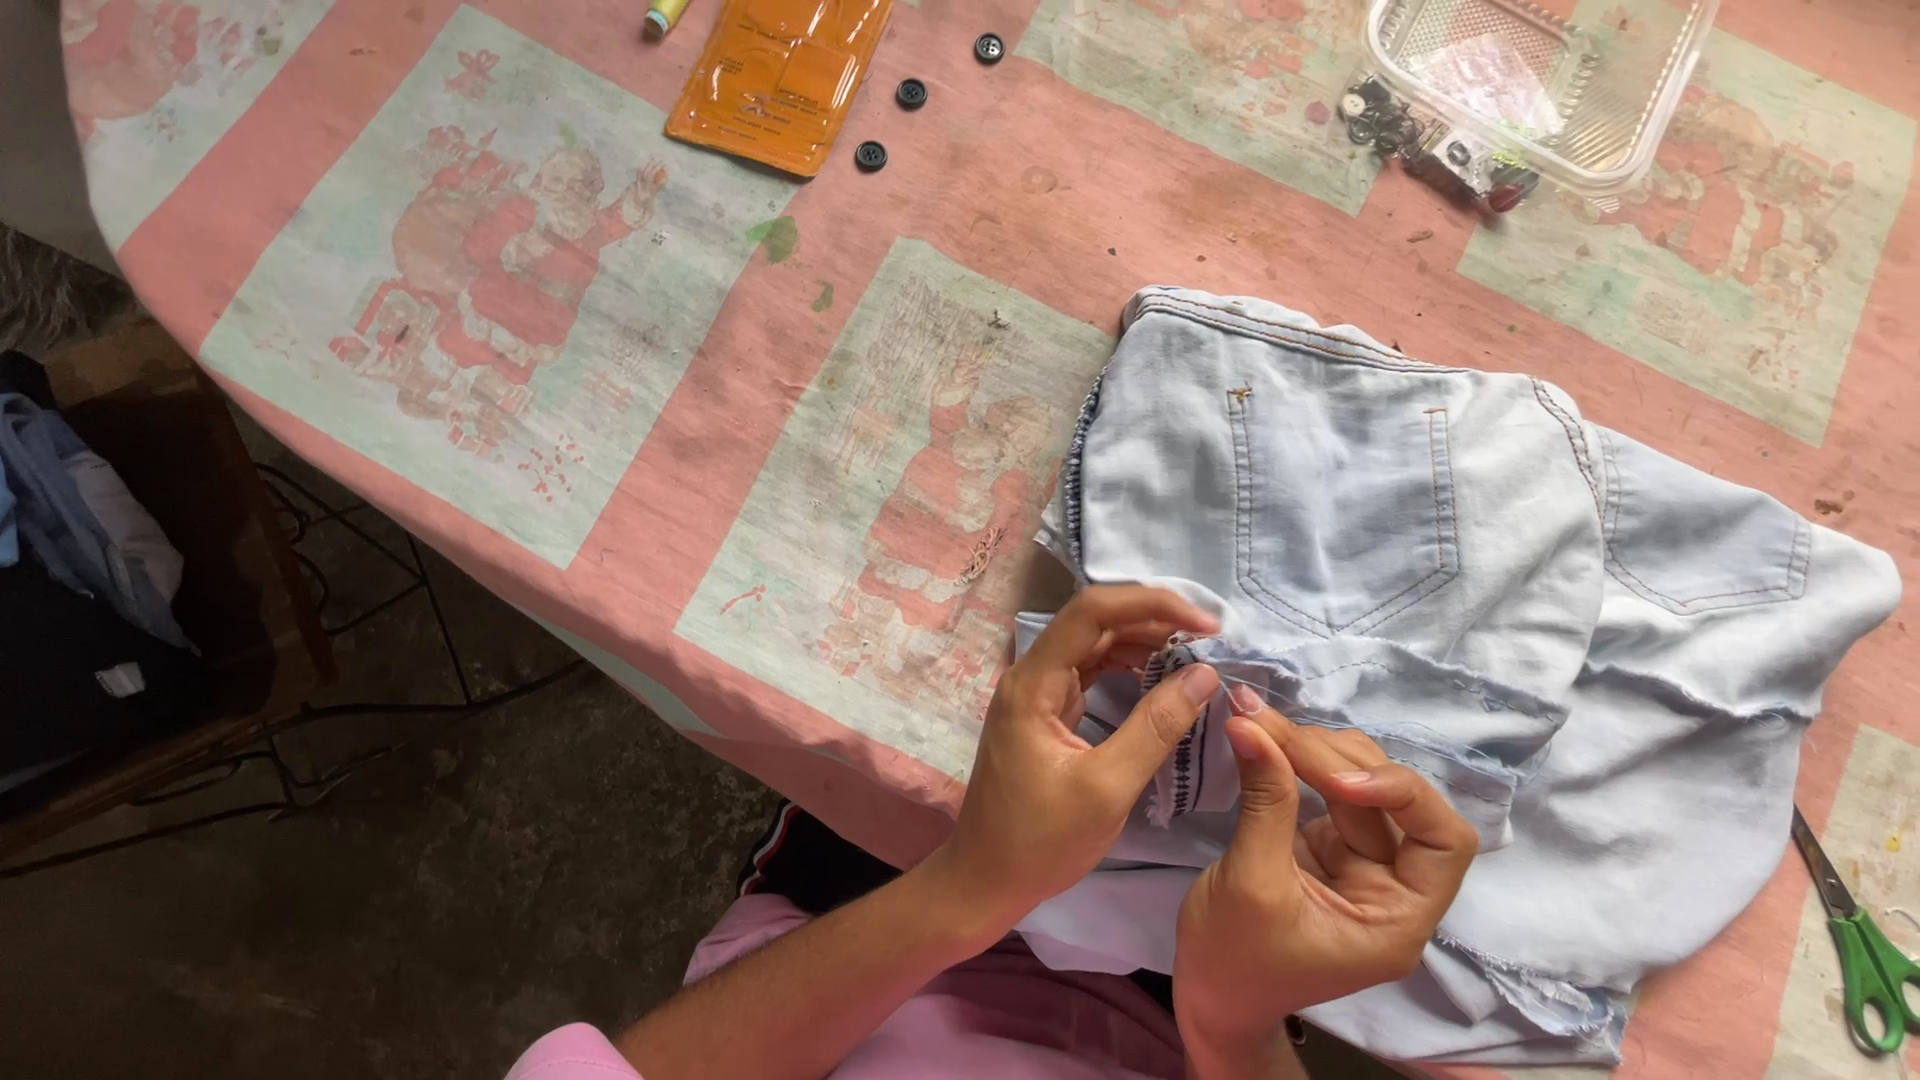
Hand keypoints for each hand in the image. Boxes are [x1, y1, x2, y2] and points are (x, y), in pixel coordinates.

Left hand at [922, 585, 1221, 936]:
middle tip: (1210, 637)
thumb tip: (1204, 674)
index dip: (1150, 604)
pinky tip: (1160, 675)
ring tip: (1195, 653)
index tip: (1205, 623)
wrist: (985, 880)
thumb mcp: (1107, 787)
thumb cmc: (1040, 841)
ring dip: (1142, 642)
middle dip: (1152, 619)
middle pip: (1093, 622)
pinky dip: (1127, 668)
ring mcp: (1037, 694)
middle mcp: (1031, 676)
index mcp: (1033, 683)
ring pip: (1093, 645)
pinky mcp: (1047, 713)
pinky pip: (1089, 672)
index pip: (1092, 612)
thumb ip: (1156, 727)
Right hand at [1173, 688, 1477, 1062]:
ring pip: (1354, 783)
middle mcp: (1388, 884)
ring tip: (1257, 720)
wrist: (1207, 992)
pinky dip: (1292, 759)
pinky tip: (1263, 737)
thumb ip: (1265, 801)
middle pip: (1390, 798)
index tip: (1334, 778)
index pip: (1443, 841)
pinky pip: (1321, 789)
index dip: (1401, 794)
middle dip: (1331, 756)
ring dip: (1309, 747)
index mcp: (1396, 917)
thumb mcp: (1251, 881)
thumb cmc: (1234, 958)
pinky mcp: (1322, 846)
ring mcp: (1356, 861)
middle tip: (1265, 724)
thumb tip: (1251, 724)